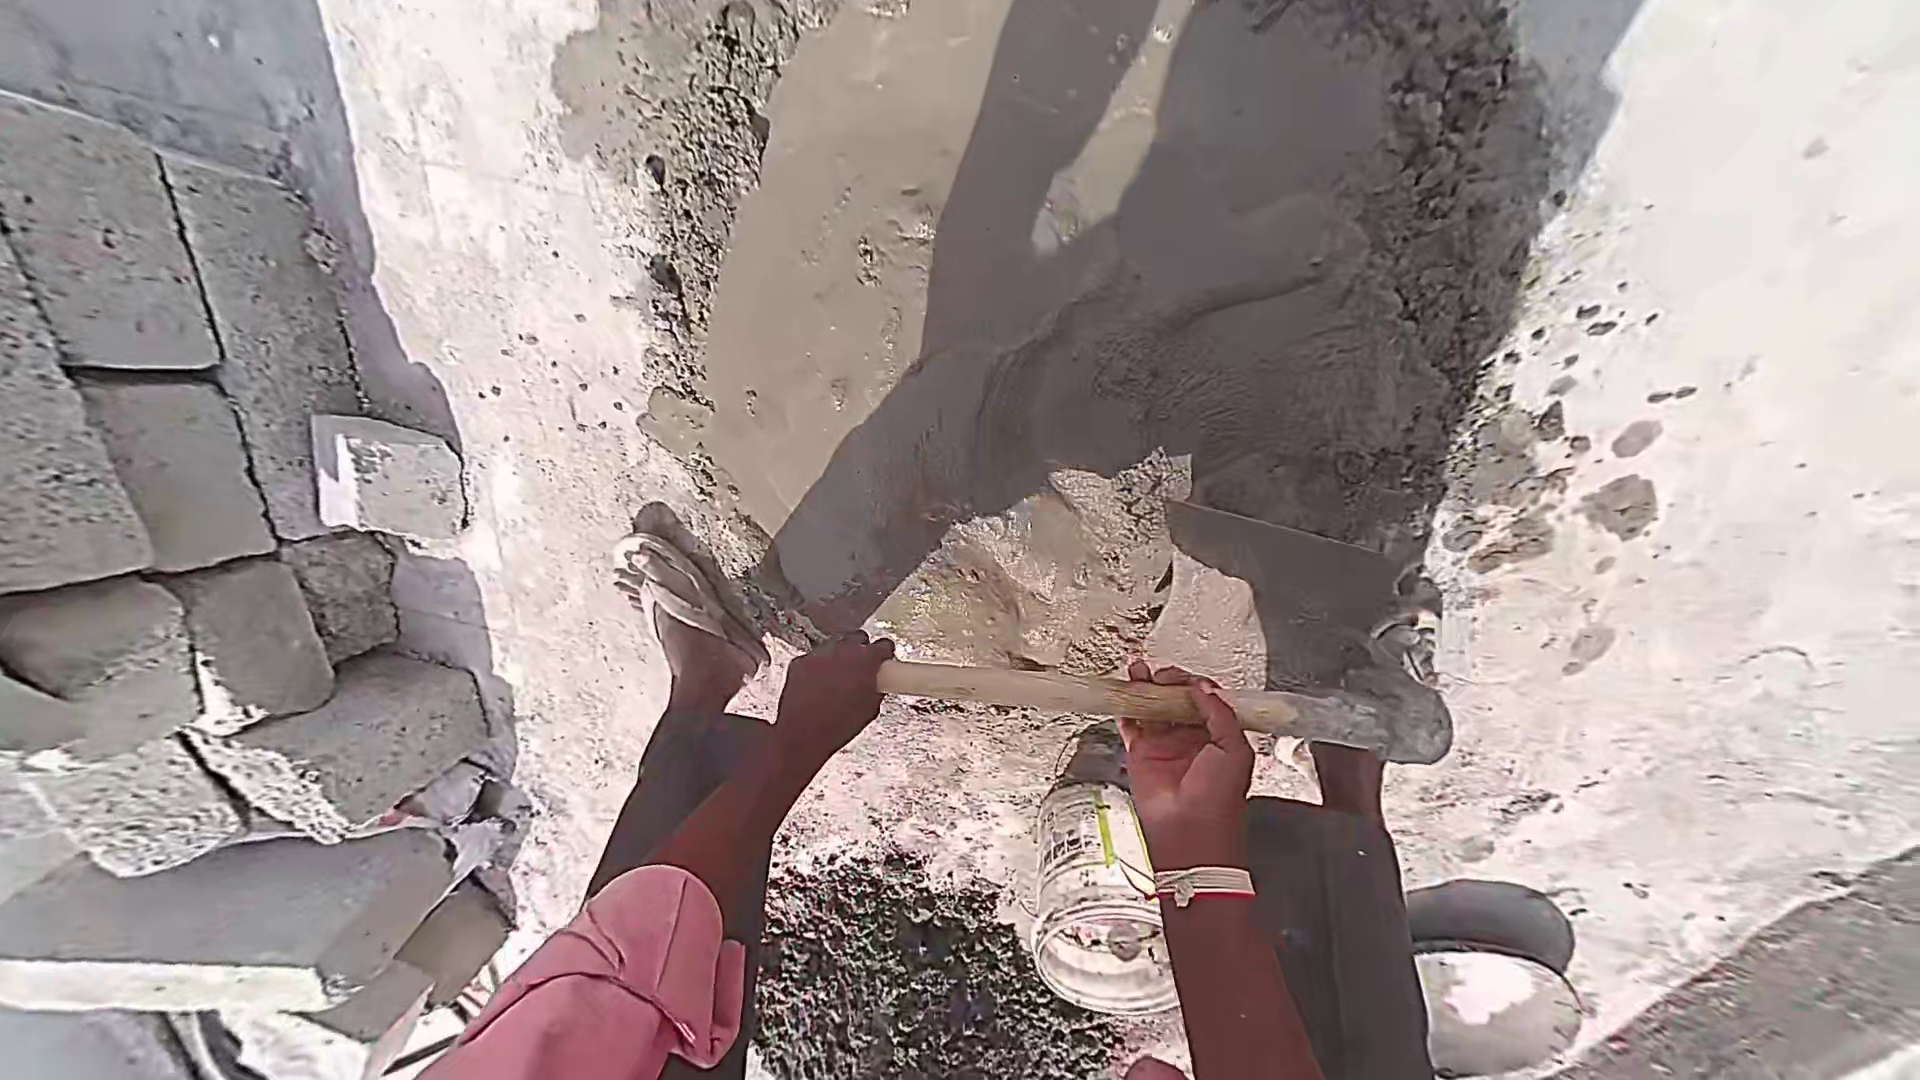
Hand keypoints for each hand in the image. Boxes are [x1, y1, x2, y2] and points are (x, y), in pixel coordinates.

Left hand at [774, 631, 895, 772]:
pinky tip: (816, 685)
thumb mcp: (871, 709)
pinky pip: (813, 658)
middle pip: (858, 638)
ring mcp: (820, 653)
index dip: (884, 653)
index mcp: (867, 659)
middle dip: (860, 650)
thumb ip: (877, 688)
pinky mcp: (800, 661)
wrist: (803, 733)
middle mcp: (844, 649)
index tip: (883, 659)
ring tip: (836, 677)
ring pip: (834, 645)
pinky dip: (816, 667)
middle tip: (859, 667)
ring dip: (838, 656)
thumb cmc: (839, 726)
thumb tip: (876, 685)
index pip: (884, 645)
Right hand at [1119, 662, 1254, 869]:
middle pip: (1173, 698)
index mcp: (1215, 735)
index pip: (1202, 699)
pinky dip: (1124, 708)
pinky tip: (1122, 693)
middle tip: (1159, 675)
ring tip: (1137, 670)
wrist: (1190, 832)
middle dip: (1166, 681)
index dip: (1192, 684)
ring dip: (1143, 687)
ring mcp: (1163, 743)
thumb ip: (1220, 715)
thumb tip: (1203, 687)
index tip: (1185, 679)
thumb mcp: (1235, 751)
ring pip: (1150, 706)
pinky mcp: (1140, 752)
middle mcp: (1188, 736)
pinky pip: (1129, 724)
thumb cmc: (1220, 799)